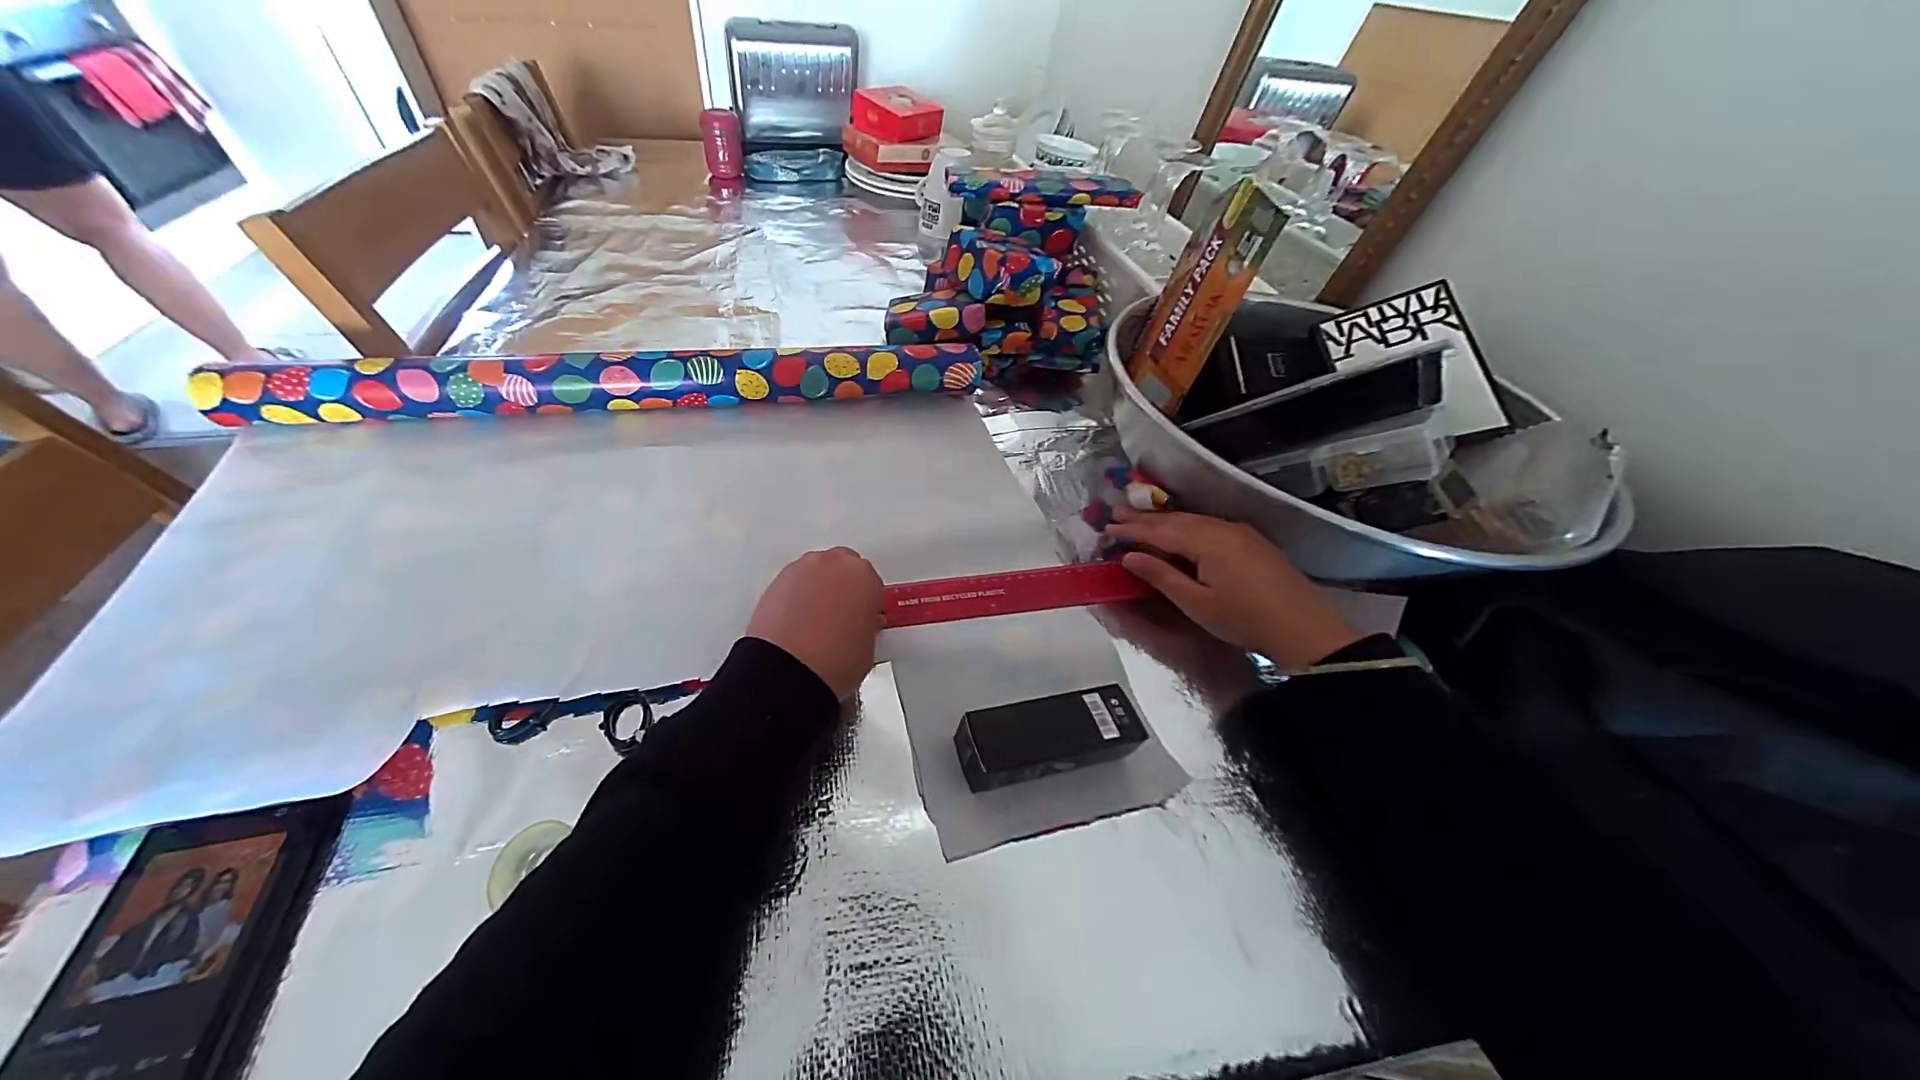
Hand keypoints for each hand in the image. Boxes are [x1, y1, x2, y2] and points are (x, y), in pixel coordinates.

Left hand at [745, 547, 884, 698]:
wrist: (789, 671)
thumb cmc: (830, 658)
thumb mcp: (868, 645)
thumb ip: (867, 624)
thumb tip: (859, 629)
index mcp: (863, 575)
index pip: (872, 582)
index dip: (869, 603)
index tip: (864, 618)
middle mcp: (832, 565)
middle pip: (843, 568)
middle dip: (843, 589)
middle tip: (843, 618)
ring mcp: (801, 571)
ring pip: (816, 574)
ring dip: (819, 591)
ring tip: (818, 623)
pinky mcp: (775, 583)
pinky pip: (793, 585)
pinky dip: (796, 598)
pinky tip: (799, 623)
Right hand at [1105, 506, 1362, 669]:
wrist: (1303, 628)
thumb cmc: (1244, 619)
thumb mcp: (1196, 603)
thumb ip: (1161, 576)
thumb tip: (1130, 556)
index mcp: (1207, 541)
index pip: (1161, 530)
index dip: (1132, 529)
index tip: (1107, 528)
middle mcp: (1223, 528)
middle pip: (1177, 520)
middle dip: (1145, 519)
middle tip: (1115, 514)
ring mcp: (1240, 533)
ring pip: (1194, 521)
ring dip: (1165, 521)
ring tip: (1140, 520)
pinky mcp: (1252, 542)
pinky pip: (1209, 527)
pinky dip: (1186, 527)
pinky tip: (1179, 531)